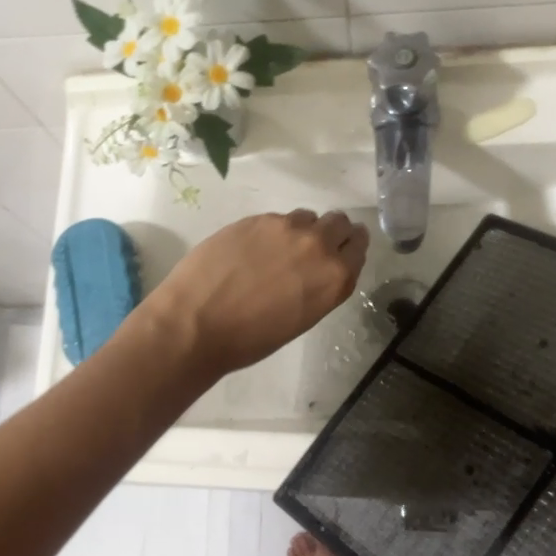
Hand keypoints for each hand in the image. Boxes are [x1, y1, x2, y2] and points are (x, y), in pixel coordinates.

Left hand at [131, 209, 367, 376]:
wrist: (197, 323)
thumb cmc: (250, 338)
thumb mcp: (302, 318)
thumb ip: (320, 286)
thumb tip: (318, 269)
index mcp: (335, 277)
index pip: (359, 245)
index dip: (349, 247)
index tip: (341, 251)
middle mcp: (317, 245)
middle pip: (338, 222)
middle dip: (329, 232)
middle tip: (309, 249)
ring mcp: (285, 227)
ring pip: (305, 217)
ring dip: (298, 230)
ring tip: (275, 252)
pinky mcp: (254, 219)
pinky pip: (274, 219)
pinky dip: (269, 232)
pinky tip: (249, 251)